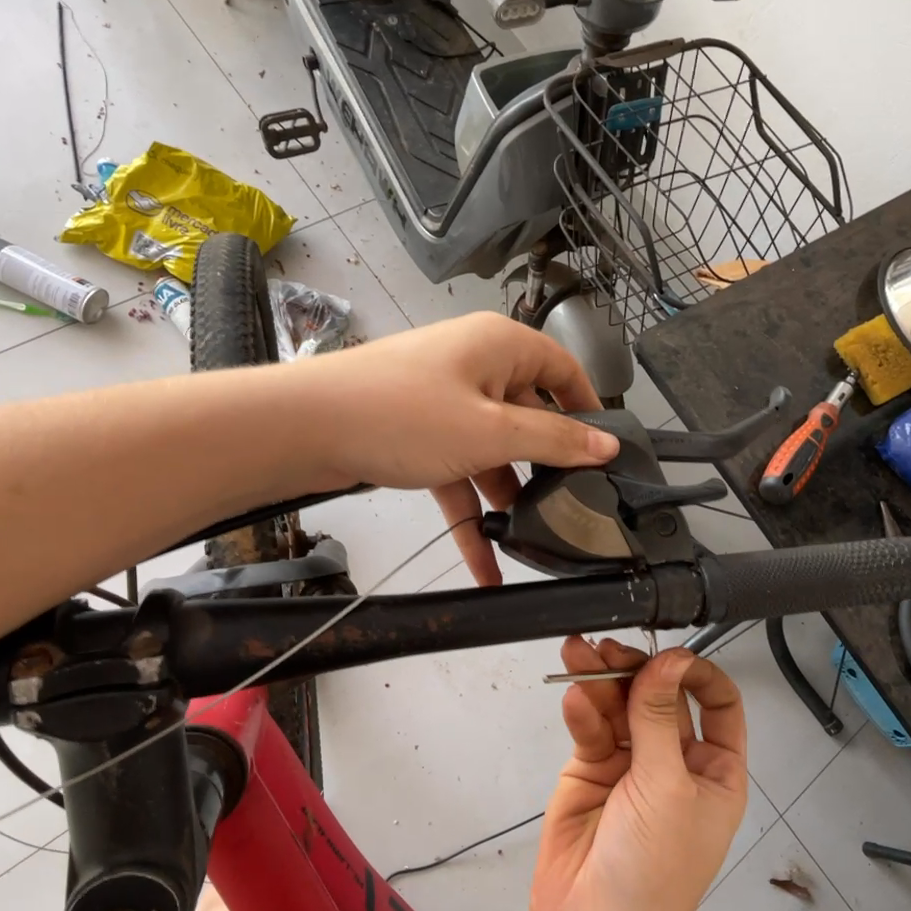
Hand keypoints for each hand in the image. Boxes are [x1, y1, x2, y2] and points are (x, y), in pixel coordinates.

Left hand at [289, 312, 618, 584]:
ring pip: (493, 451)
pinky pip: (459, 473)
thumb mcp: (492, 432)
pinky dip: (471, 512)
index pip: (563, 369)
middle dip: (546, 466)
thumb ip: (554, 441)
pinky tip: (485, 563)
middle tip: (572, 506)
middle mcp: (476, 367)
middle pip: (529, 416)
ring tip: (531, 543)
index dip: (589, 407)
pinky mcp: (418, 435)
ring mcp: (444, 402)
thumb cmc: (401, 414)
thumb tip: (607, 445)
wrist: (303, 428)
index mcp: (500, 347)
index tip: (607, 451)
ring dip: (508, 497)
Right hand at [520, 639, 747, 910]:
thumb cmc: (652, 869)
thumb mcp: (667, 786)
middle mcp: (674, 762)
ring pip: (619, 707)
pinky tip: (575, 698)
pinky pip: (590, 730)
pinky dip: (582, 712)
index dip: (698, 675)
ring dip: (601, 679)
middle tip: (611, 648)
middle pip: (661, 698)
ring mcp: (630, 765)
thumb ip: (660, 716)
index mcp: (714, 770)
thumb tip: (670, 658)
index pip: (718, 706)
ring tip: (579, 652)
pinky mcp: (588, 771)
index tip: (672, 654)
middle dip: (637, 671)